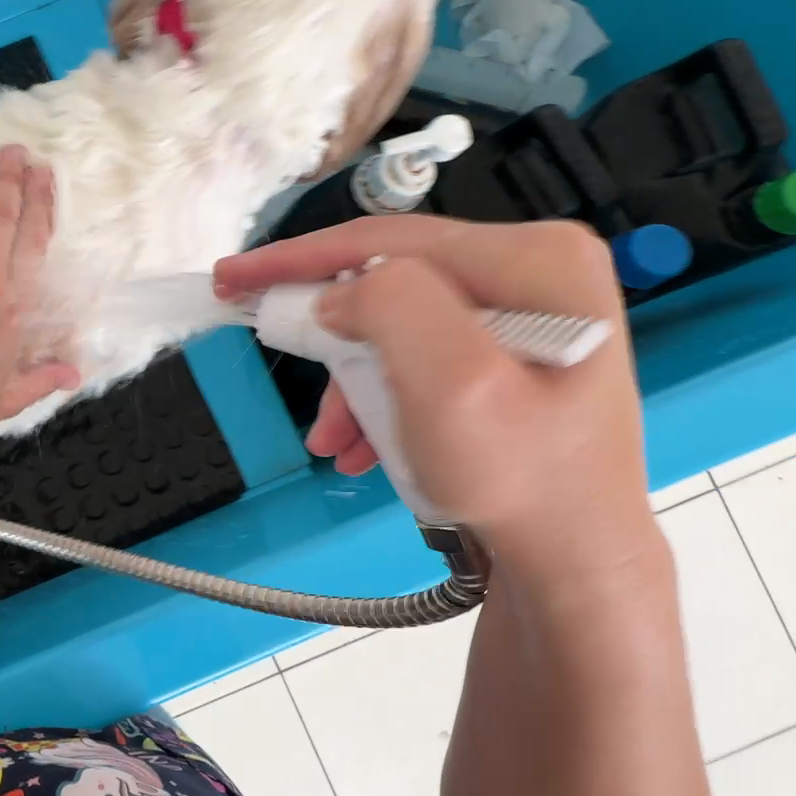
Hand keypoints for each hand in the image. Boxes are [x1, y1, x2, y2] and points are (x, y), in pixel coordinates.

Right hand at [214, 216, 656, 572]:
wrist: (566, 555)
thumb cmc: (515, 476)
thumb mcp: (451, 386)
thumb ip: (394, 311)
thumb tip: (336, 296)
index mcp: (533, 260)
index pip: (385, 240)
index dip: (296, 258)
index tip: (229, 278)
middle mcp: (531, 272)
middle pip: (386, 283)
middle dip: (325, 333)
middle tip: (268, 350)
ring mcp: (520, 316)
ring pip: (390, 329)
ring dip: (346, 382)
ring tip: (330, 439)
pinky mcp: (502, 355)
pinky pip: (407, 360)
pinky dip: (370, 400)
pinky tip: (356, 445)